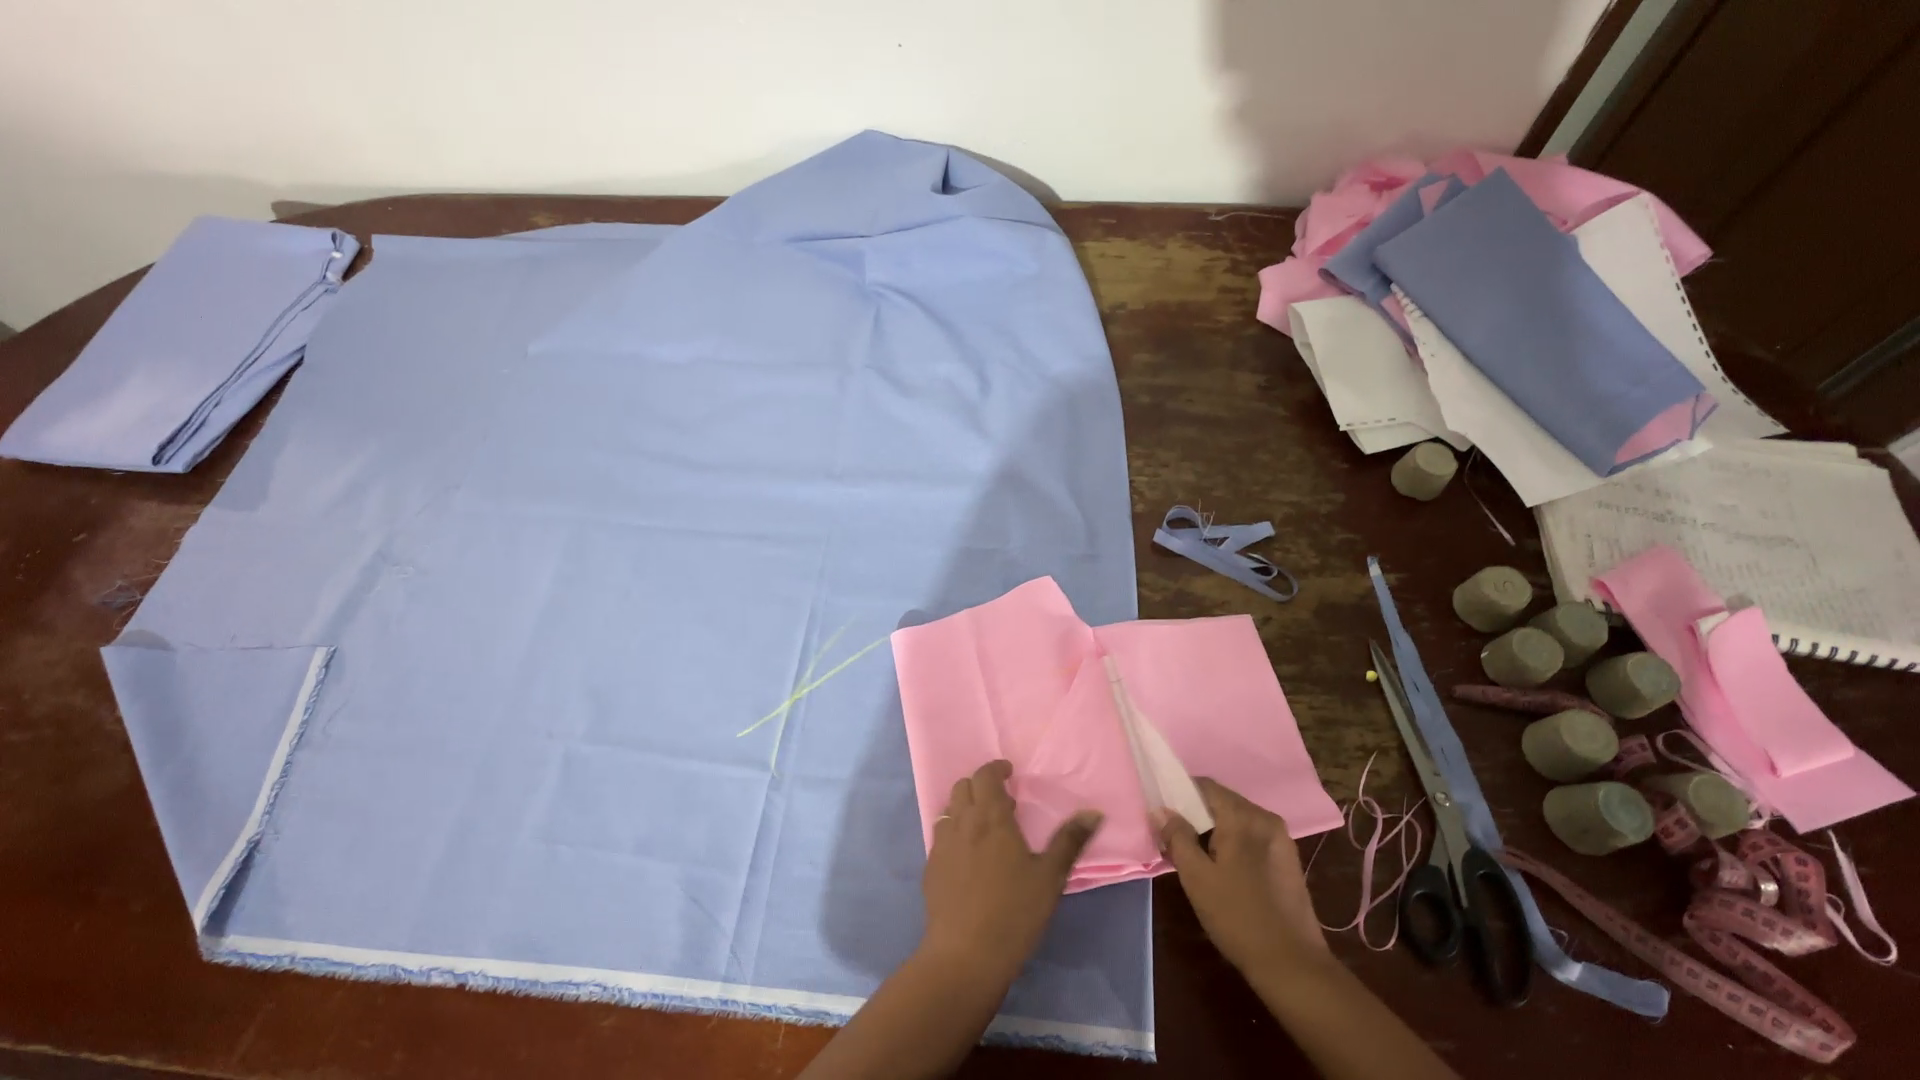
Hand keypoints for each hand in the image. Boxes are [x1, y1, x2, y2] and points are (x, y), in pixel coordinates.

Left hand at [920, 760, 1102, 978]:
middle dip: (981, 786)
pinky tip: (969, 858)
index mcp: (991, 818)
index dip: (996, 768)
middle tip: (1004, 802)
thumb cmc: (1015, 911)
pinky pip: (940, 838)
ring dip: (966, 809)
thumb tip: (1093, 812)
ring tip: (986, 828)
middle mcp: (961, 824)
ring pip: (949, 811)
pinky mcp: (930, 870)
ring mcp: (941, 847)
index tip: (1009, 772)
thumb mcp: (1051, 876)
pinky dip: (955, 833)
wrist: (965, 954)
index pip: (985, 776)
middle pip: (963, 788)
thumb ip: (1070, 841)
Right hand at [1157, 778, 1329, 975]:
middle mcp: (1266, 819)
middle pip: (1223, 802)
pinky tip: (1223, 872)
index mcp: (1244, 817)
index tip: (1163, 815)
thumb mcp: (1196, 877)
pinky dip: (1234, 845)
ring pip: (1238, 822)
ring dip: (1215, 832)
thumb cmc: (1237, 916)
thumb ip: (1177, 837)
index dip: (1180, 794)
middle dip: (1196, 816)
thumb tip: (1160, 809)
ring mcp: (1282, 840)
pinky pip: (1253, 838)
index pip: (1206, 786)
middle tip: (1174, 842)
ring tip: (1196, 859)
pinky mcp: (1288, 861)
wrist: (1291, 962)